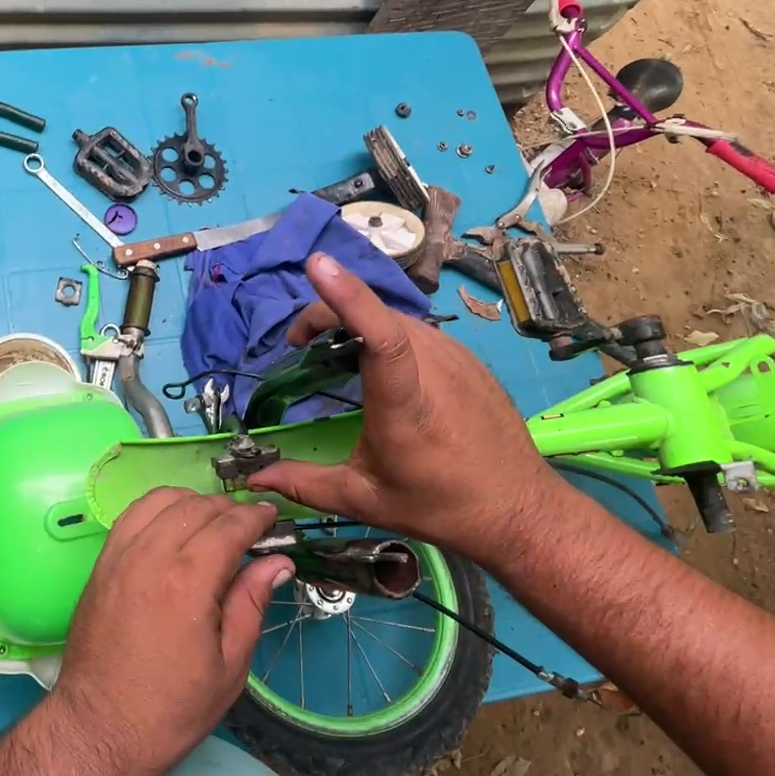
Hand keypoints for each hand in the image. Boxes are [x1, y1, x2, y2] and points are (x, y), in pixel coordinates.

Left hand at [47, 488, 294, 775]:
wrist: (101, 725)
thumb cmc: (172, 707)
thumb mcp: (229, 666)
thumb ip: (252, 603)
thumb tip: (278, 562)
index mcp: (188, 581)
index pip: (229, 526)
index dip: (255, 517)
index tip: (271, 517)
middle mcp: (151, 555)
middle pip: (197, 506)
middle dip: (229, 509)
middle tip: (249, 526)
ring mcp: (120, 554)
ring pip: (162, 499)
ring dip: (194, 501)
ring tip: (213, 521)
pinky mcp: (102, 561)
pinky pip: (132, 513)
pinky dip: (158, 506)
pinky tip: (173, 521)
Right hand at [247, 252, 565, 565]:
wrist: (520, 510)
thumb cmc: (440, 504)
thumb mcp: (364, 499)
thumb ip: (305, 483)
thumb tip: (254, 478)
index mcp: (406, 402)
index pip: (380, 336)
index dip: (348, 297)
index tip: (317, 265)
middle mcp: (434, 367)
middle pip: (376, 316)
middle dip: (328, 314)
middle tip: (298, 345)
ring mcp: (456, 357)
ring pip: (395, 318)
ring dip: (355, 322)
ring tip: (332, 354)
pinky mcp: (467, 358)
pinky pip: (416, 330)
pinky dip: (385, 332)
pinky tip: (376, 364)